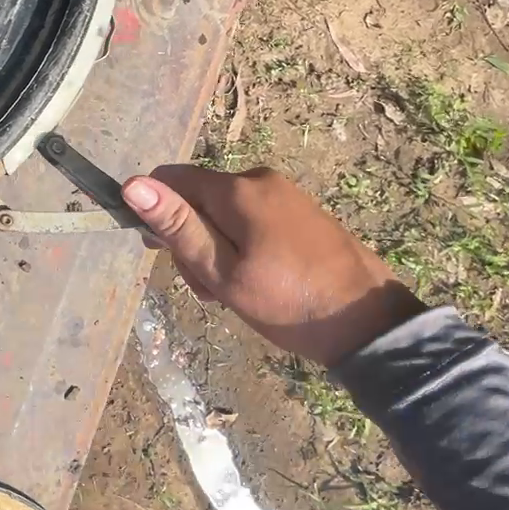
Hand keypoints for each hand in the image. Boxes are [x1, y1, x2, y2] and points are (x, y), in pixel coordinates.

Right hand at [121, 165, 424, 365]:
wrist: (377, 330)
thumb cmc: (290, 303)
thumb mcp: (222, 271)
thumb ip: (177, 226)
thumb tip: (131, 184)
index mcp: (236, 189)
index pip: (168, 178)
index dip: (154, 212)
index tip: (163, 254)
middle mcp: (258, 179)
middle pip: (195, 196)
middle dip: (188, 236)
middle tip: (206, 286)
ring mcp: (284, 193)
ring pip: (221, 209)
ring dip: (214, 244)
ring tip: (231, 290)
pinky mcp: (300, 211)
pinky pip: (249, 216)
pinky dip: (239, 242)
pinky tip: (254, 278)